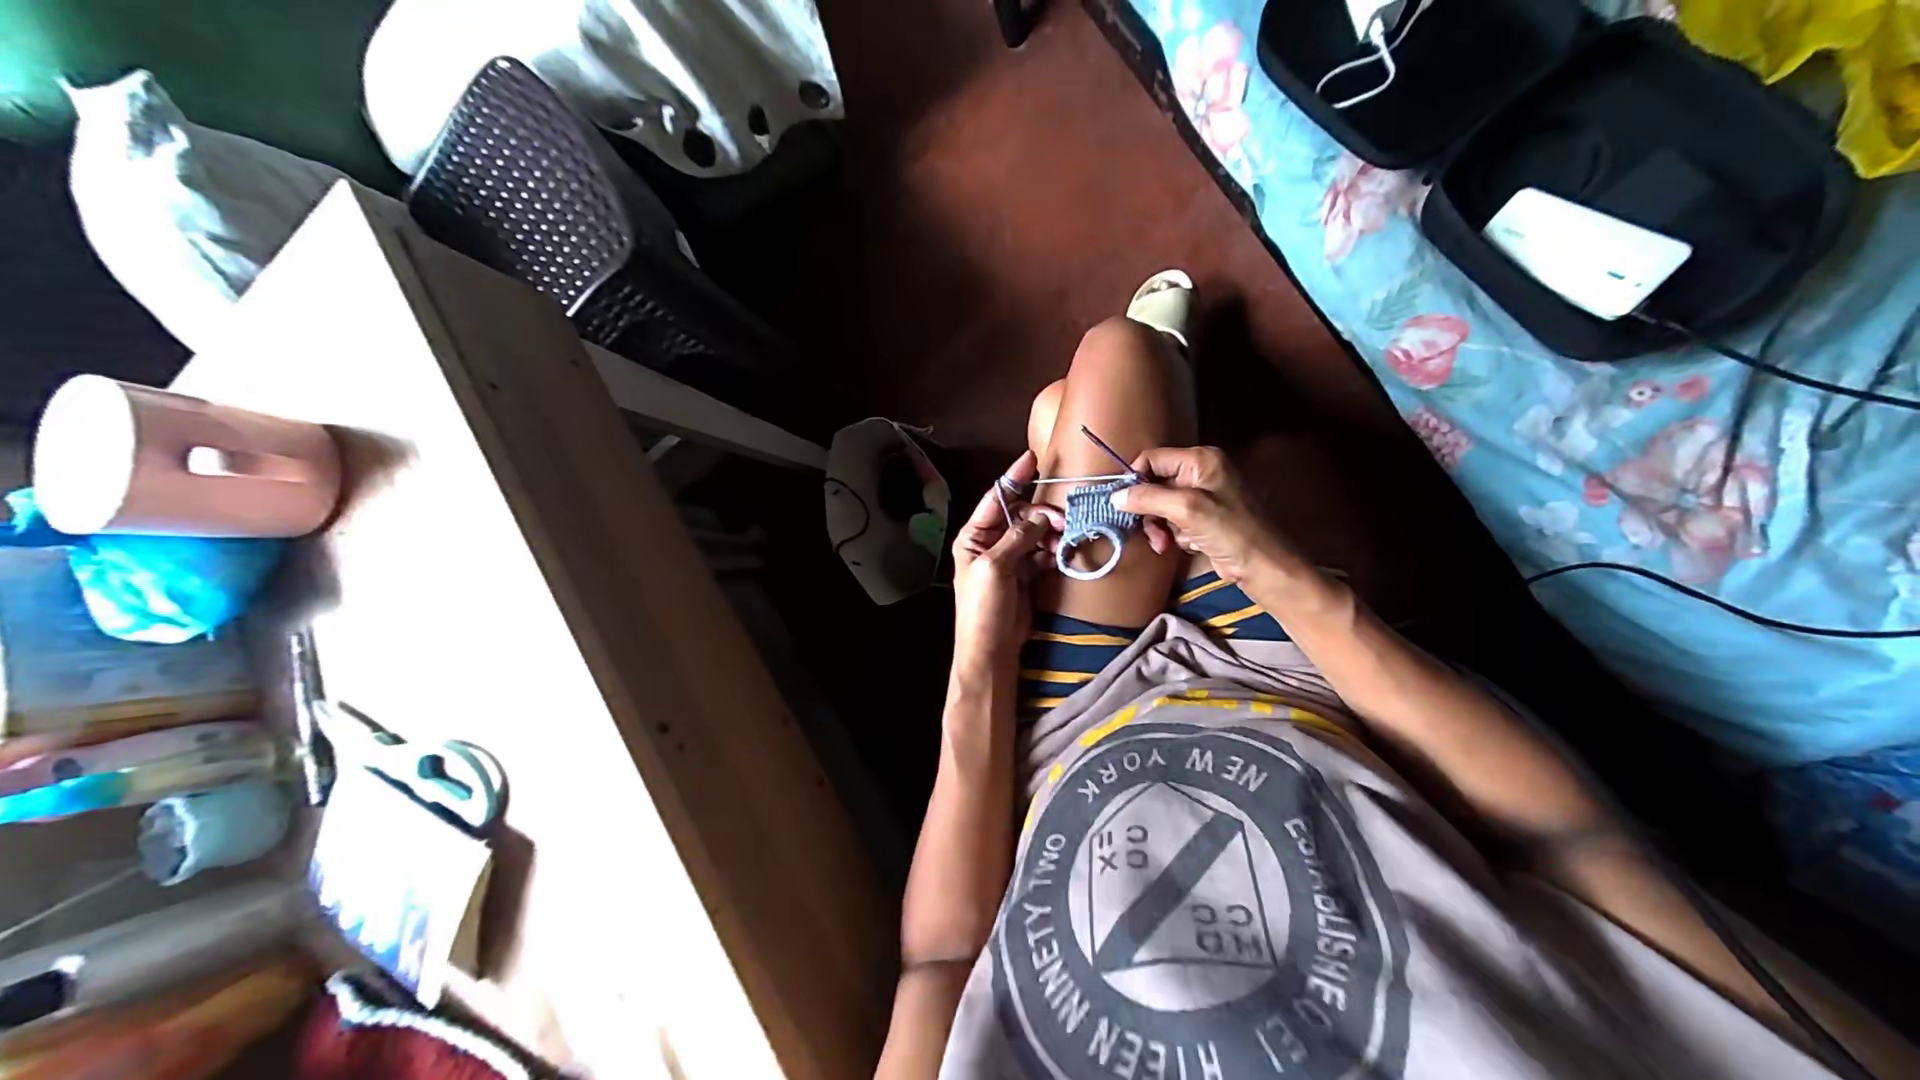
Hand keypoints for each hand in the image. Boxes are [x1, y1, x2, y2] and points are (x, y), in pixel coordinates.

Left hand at [950, 451, 1061, 683]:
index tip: (1032, 458)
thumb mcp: (995, 567)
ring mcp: (1009, 559)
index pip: (996, 499)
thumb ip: (1017, 538)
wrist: (991, 648)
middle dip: (1042, 514)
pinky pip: (1042, 552)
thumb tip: (1041, 517)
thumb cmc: (983, 607)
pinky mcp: (1025, 574)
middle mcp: (990, 543)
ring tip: (1064, 539)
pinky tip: (1062, 553)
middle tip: (1062, 521)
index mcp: (974, 536)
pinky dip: (1053, 550)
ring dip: (1051, 532)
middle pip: (1020, 515)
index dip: (1013, 478)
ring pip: (1035, 533)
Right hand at [1110, 446, 1304, 584]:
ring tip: (1163, 543)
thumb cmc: (1230, 531)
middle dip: (1148, 509)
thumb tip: (1115, 496)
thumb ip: (1148, 498)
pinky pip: (1172, 520)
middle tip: (1149, 530)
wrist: (1262, 565)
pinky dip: (1171, 534)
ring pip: (1160, 505)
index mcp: (1200, 460)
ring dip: (1158, 526)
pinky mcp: (1202, 518)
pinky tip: (1181, 545)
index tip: (1122, 503)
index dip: (1135, 479)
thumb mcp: (1185, 510)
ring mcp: (1202, 496)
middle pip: (1154, 483)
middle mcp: (1200, 472)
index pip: (1152, 459)